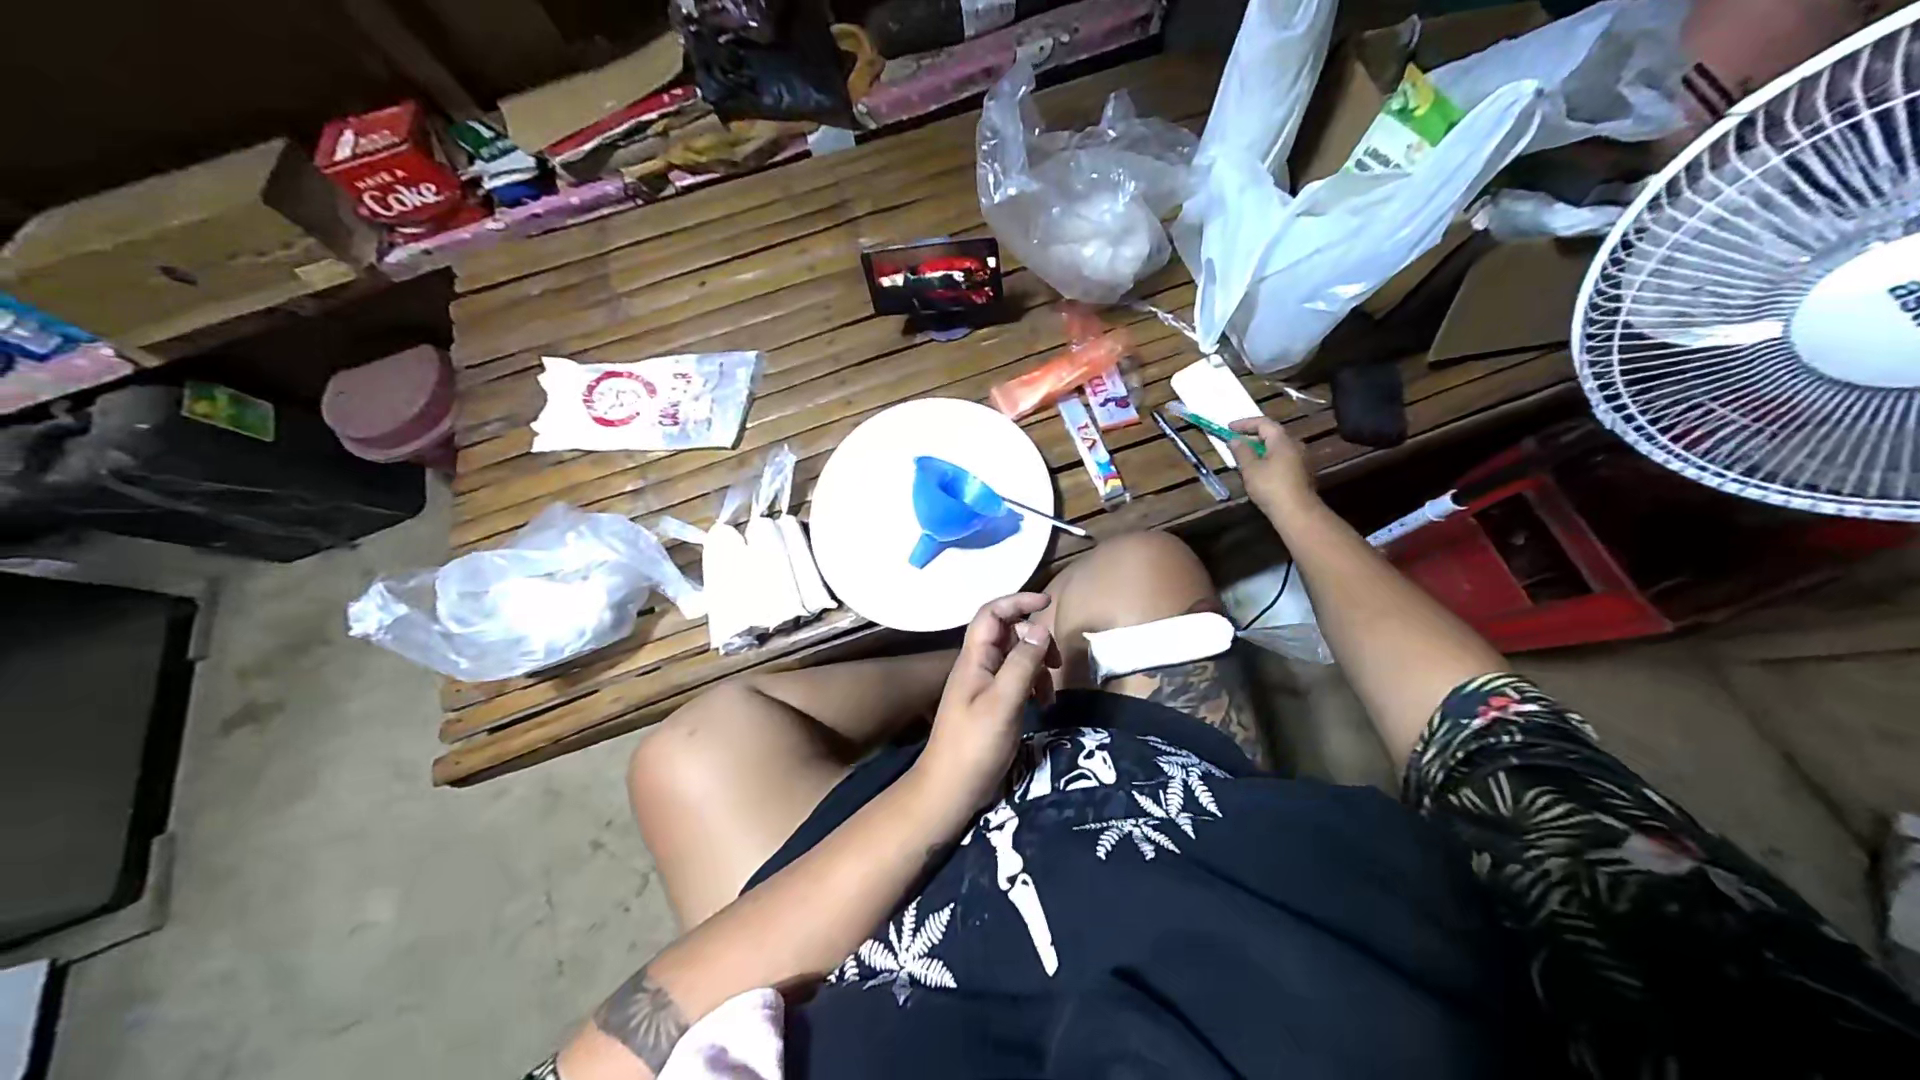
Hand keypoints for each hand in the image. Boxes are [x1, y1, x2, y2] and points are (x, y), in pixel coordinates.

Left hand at [916, 593, 1059, 811]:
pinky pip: (1015, 680)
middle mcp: (977, 666)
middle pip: (1007, 633)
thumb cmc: (975, 745)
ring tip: (1050, 691)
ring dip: (1037, 665)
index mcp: (973, 658)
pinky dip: (1032, 685)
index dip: (1017, 601)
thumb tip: (1040, 628)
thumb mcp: (1004, 702)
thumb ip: (1022, 663)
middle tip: (1056, 661)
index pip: (992, 613)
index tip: (1048, 602)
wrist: (950, 789)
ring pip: (1014, 657)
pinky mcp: (991, 704)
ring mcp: (983, 686)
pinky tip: (1042, 704)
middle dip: (1035, 639)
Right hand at [1231, 414, 1316, 514]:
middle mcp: (1294, 445)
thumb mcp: (1250, 468)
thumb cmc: (1271, 487)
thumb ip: (1241, 451)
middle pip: (1272, 434)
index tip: (1228, 428)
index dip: (1245, 423)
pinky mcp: (1300, 472)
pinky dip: (1267, 458)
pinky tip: (1258, 469)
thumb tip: (1234, 440)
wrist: (1296, 512)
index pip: (1263, 423)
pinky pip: (1281, 458)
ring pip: (1277, 447)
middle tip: (1235, 441)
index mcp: (1282, 440)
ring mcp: (1300, 459)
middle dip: (1252, 435)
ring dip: (1259, 448)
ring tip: (1244, 456)